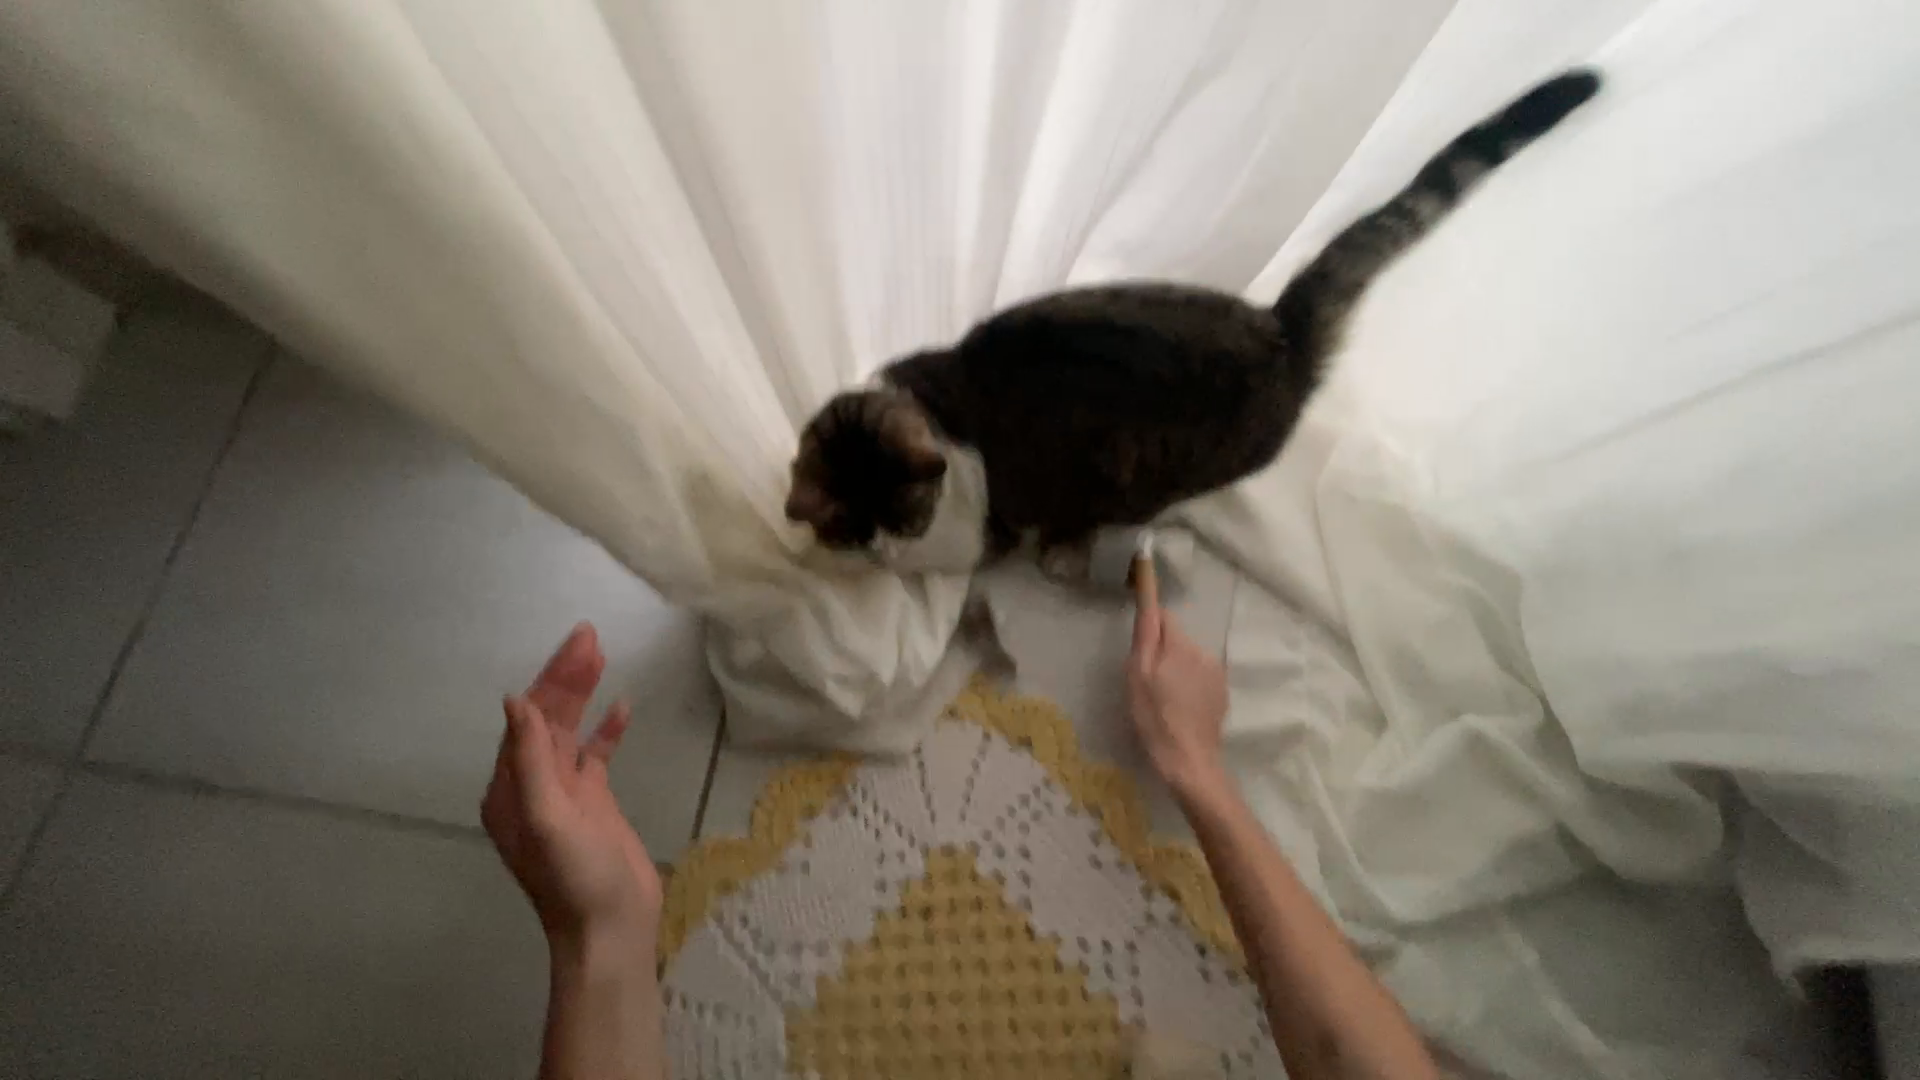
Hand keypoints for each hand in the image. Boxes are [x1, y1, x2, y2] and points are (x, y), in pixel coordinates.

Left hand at [482, 623, 661, 954]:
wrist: (610, 927)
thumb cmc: (576, 877)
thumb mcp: (549, 817)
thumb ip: (530, 760)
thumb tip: (514, 702)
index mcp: (512, 788)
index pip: (529, 718)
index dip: (552, 678)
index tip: (579, 642)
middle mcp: (532, 785)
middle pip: (548, 718)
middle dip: (567, 676)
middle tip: (590, 635)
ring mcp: (564, 793)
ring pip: (570, 730)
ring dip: (584, 693)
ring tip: (602, 654)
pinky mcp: (593, 801)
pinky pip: (596, 754)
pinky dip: (606, 730)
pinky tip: (623, 707)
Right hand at [1127, 554, 1229, 796]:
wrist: (1189, 761)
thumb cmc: (1155, 717)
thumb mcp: (1138, 675)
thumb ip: (1146, 636)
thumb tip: (1150, 600)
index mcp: (1179, 644)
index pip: (1161, 613)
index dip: (1148, 604)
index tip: (1143, 571)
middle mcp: (1202, 651)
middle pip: (1174, 636)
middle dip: (1160, 646)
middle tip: (1143, 675)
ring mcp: (1215, 672)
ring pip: (1186, 655)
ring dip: (1174, 664)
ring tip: (1161, 693)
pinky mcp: (1221, 692)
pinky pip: (1198, 673)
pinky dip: (1187, 680)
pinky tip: (1178, 703)